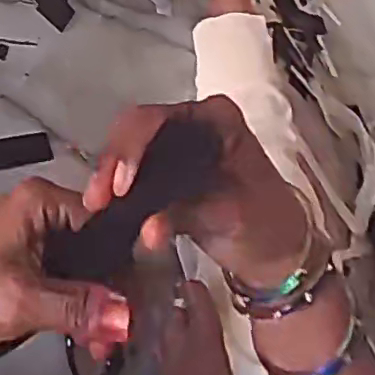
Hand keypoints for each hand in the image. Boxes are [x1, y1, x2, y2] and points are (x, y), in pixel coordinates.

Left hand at [0, 179, 132, 373]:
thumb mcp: (21, 299)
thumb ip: (78, 306)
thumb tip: (129, 316)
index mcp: (40, 200)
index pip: (101, 216)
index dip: (125, 251)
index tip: (144, 288)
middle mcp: (42, 215)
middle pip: (95, 245)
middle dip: (112, 287)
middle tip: (127, 326)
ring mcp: (35, 246)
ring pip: (83, 270)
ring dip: (97, 305)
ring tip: (109, 343)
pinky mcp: (29, 276)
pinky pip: (66, 287)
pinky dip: (79, 312)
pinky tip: (93, 340)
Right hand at [85, 96, 312, 287]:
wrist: (278, 255)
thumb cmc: (266, 224)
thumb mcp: (231, 213)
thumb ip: (186, 213)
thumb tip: (147, 227)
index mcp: (214, 118)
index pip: (160, 119)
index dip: (133, 147)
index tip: (120, 185)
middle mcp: (193, 123)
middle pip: (138, 129)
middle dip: (114, 161)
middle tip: (97, 198)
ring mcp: (179, 147)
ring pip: (132, 148)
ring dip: (110, 175)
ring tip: (96, 204)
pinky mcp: (169, 172)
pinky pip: (136, 171)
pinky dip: (119, 188)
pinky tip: (106, 207)